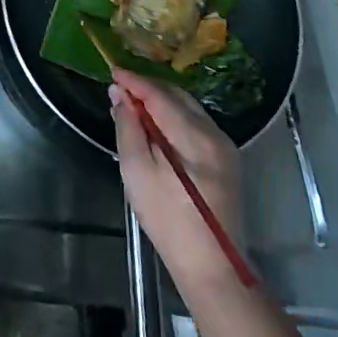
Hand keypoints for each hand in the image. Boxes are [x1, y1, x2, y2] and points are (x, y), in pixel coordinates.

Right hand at [109, 67, 243, 285]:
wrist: (212, 266)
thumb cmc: (167, 219)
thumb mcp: (137, 171)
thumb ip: (128, 127)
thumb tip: (119, 95)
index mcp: (195, 136)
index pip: (160, 94)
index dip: (134, 80)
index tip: (111, 70)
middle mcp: (216, 134)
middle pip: (178, 96)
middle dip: (147, 87)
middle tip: (118, 88)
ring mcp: (225, 148)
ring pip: (189, 108)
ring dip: (160, 100)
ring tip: (132, 105)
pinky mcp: (226, 161)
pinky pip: (196, 124)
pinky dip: (173, 116)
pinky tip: (155, 125)